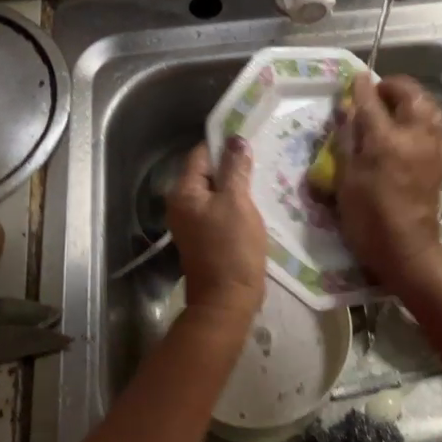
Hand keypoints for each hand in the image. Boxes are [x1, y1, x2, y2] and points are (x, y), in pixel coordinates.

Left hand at [166, 139, 268, 320]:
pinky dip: (233, 204)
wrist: (227, 302)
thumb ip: (235, 169)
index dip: (223, 144)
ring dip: (235, 186)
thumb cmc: (232, 248)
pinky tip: (254, 203)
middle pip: (206, 173)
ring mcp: (191, 223)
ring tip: (260, 178)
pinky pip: (218, 210)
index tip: (248, 139)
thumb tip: (235, 139)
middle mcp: (181, 204)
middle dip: (231, 165)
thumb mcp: (237, 202)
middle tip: (259, 158)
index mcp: (183, 192)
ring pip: (214, 192)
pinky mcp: (204, 237)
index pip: (200, 154)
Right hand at [333, 75, 441, 288]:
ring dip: (411, 98)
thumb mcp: (346, 177)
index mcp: (386, 140)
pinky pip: (437, 123)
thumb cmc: (367, 217)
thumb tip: (348, 110)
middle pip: (409, 93)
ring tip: (393, 107)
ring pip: (428, 104)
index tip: (355, 78)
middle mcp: (415, 135)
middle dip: (392, 87)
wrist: (406, 249)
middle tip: (375, 94)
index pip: (371, 100)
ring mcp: (434, 146)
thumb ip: (348, 138)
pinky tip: (410, 125)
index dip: (361, 86)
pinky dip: (424, 115)